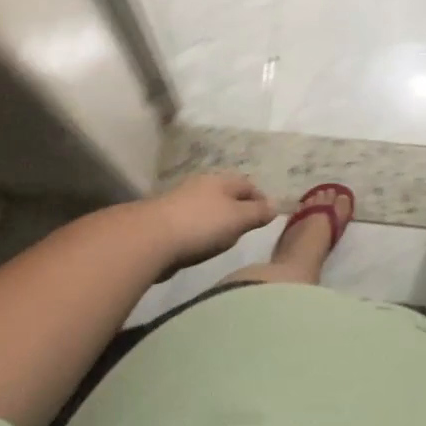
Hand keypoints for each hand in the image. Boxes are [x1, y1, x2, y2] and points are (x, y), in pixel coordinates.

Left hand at [143, 172, 275, 267]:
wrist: (151, 239)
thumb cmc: (201, 225)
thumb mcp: (237, 218)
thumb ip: (257, 212)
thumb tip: (274, 205)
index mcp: (220, 181)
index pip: (247, 184)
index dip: (260, 198)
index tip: (268, 216)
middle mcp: (201, 185)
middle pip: (227, 194)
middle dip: (239, 207)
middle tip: (248, 228)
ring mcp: (182, 201)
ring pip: (209, 207)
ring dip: (219, 220)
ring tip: (226, 239)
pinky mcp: (167, 220)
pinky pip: (193, 222)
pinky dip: (202, 230)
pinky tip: (201, 245)